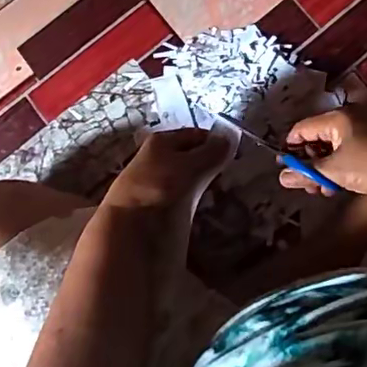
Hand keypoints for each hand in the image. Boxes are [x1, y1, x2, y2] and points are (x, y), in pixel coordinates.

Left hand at [104, 128, 236, 212]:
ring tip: (229, 195)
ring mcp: (159, 186)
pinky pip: (187, 201)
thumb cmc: (160, 188)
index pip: (195, 135)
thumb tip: (230, 137)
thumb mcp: (189, 166)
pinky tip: (213, 211)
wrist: (129, 231)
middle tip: (235, 175)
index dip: (215, 141)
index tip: (237, 154)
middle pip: (191, 158)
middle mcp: (158, 160)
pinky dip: (199, 204)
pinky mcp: (160, 210)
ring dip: (208, 186)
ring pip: (190, 180)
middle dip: (213, 166)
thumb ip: (211, 153)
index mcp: (161, 141)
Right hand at [278, 109, 366, 197]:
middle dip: (307, 162)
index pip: (301, 128)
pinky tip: (335, 187)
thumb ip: (306, 172)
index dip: (290, 148)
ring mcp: (359, 132)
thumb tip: (281, 176)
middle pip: (315, 139)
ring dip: (321, 169)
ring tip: (320, 190)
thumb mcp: (334, 171)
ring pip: (329, 149)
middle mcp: (346, 120)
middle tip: (304, 184)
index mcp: (335, 119)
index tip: (284, 168)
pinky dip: (336, 168)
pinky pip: (344, 154)